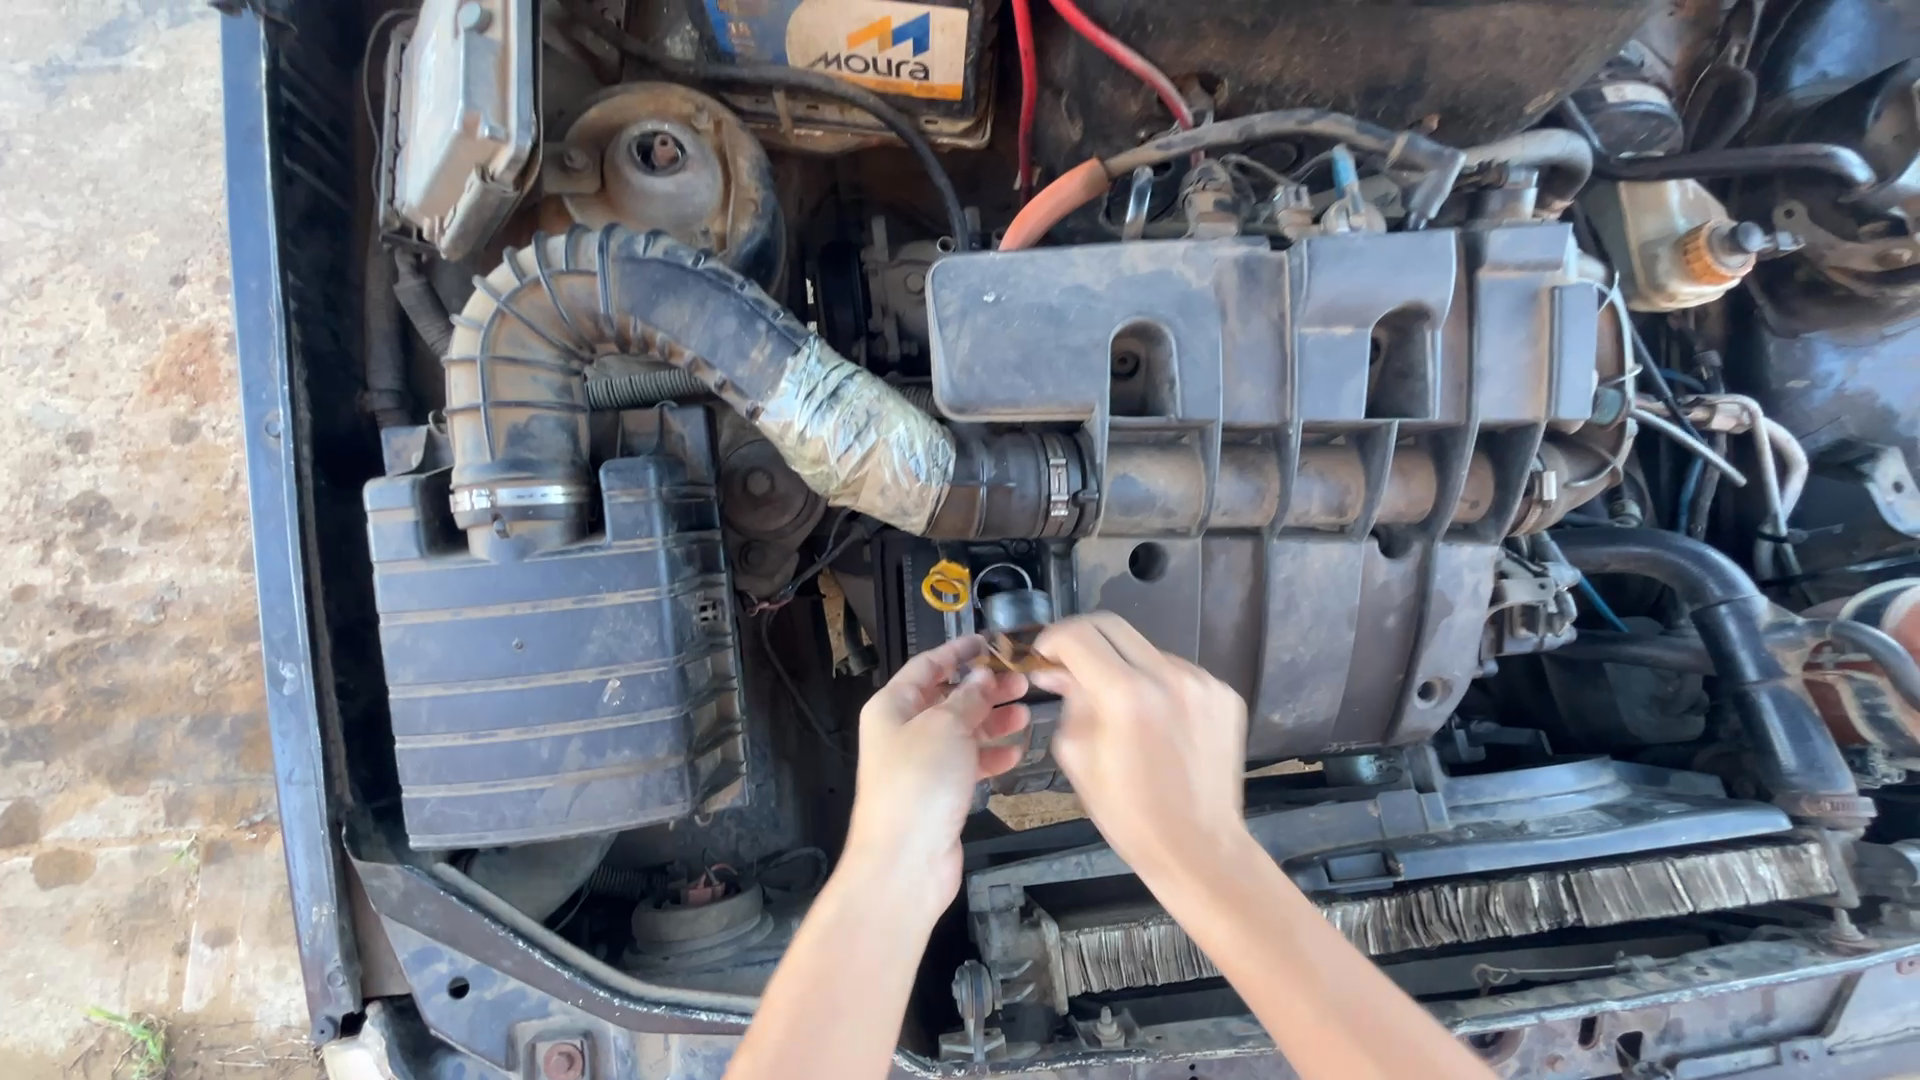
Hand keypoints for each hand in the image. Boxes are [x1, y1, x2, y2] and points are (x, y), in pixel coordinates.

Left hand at [840, 636, 1030, 921]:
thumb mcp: (945, 726)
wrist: (905, 861)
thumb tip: (981, 678)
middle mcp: (903, 730)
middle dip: (985, 690)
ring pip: (962, 731)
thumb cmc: (918, 783)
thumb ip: (968, 698)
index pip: (927, 666)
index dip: (957, 651)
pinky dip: (990, 757)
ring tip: (1025, 716)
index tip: (987, 643)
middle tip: (1022, 683)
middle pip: (948, 698)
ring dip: (992, 722)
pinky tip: (1013, 755)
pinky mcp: (938, 792)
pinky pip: (968, 763)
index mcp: (892, 706)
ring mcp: (921, 763)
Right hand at [1030, 614, 1249, 882]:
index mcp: (1126, 695)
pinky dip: (1156, 684)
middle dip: (1083, 640)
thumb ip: (1068, 700)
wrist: (1200, 848)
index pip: (1079, 634)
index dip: (1052, 640)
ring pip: (1145, 649)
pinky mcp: (1224, 693)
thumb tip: (1057, 669)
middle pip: (1112, 625)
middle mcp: (1169, 676)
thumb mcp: (1077, 757)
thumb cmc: (1128, 813)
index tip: (1045, 657)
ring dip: (1122, 664)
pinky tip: (1155, 719)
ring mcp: (1202, 682)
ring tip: (1119, 704)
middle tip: (1070, 665)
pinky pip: (1176, 671)